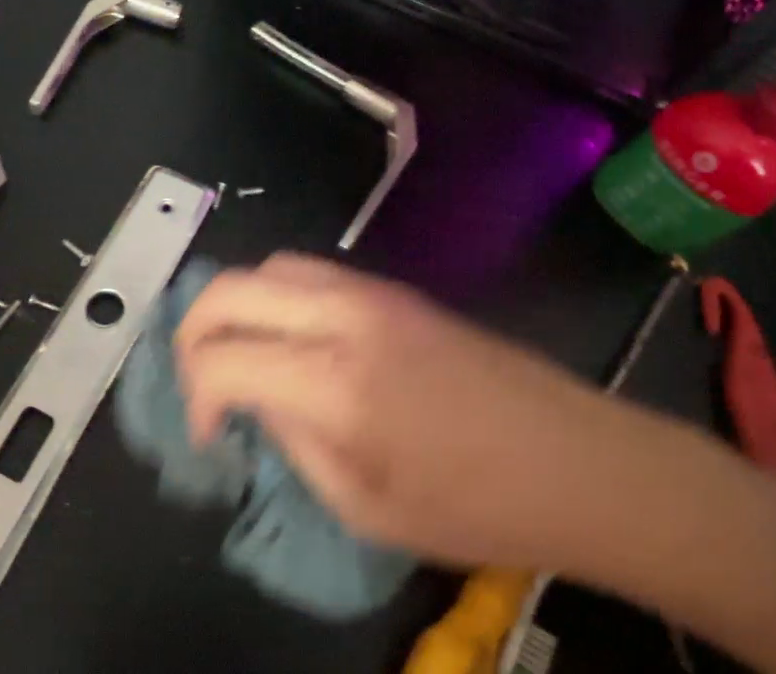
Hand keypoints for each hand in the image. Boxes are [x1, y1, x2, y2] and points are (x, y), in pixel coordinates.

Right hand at [175, 253, 658, 570]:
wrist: (581, 462)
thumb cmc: (477, 506)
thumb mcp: (366, 508)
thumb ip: (296, 446)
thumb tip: (258, 403)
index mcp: (336, 382)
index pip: (221, 358)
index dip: (196, 399)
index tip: (211, 437)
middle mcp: (346, 317)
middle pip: (231, 287)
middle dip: (194, 332)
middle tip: (202, 385)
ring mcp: (375, 294)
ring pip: (271, 265)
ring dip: (239, 305)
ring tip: (245, 357)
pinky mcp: (399, 291)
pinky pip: (313, 273)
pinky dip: (279, 297)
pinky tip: (295, 343)